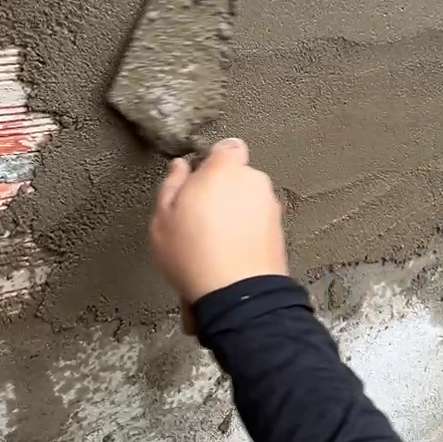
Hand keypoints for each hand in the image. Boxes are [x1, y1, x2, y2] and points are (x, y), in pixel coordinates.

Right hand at [150, 138, 288, 302]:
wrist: (237, 294)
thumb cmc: (195, 256)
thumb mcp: (163, 219)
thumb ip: (171, 185)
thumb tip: (179, 168)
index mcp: (223, 170)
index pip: (227, 147)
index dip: (214, 161)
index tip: (199, 179)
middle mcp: (252, 181)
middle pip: (237, 175)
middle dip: (223, 189)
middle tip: (200, 215)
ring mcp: (270, 206)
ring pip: (249, 199)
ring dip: (237, 210)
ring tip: (216, 240)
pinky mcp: (280, 229)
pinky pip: (259, 220)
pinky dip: (249, 229)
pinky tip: (232, 251)